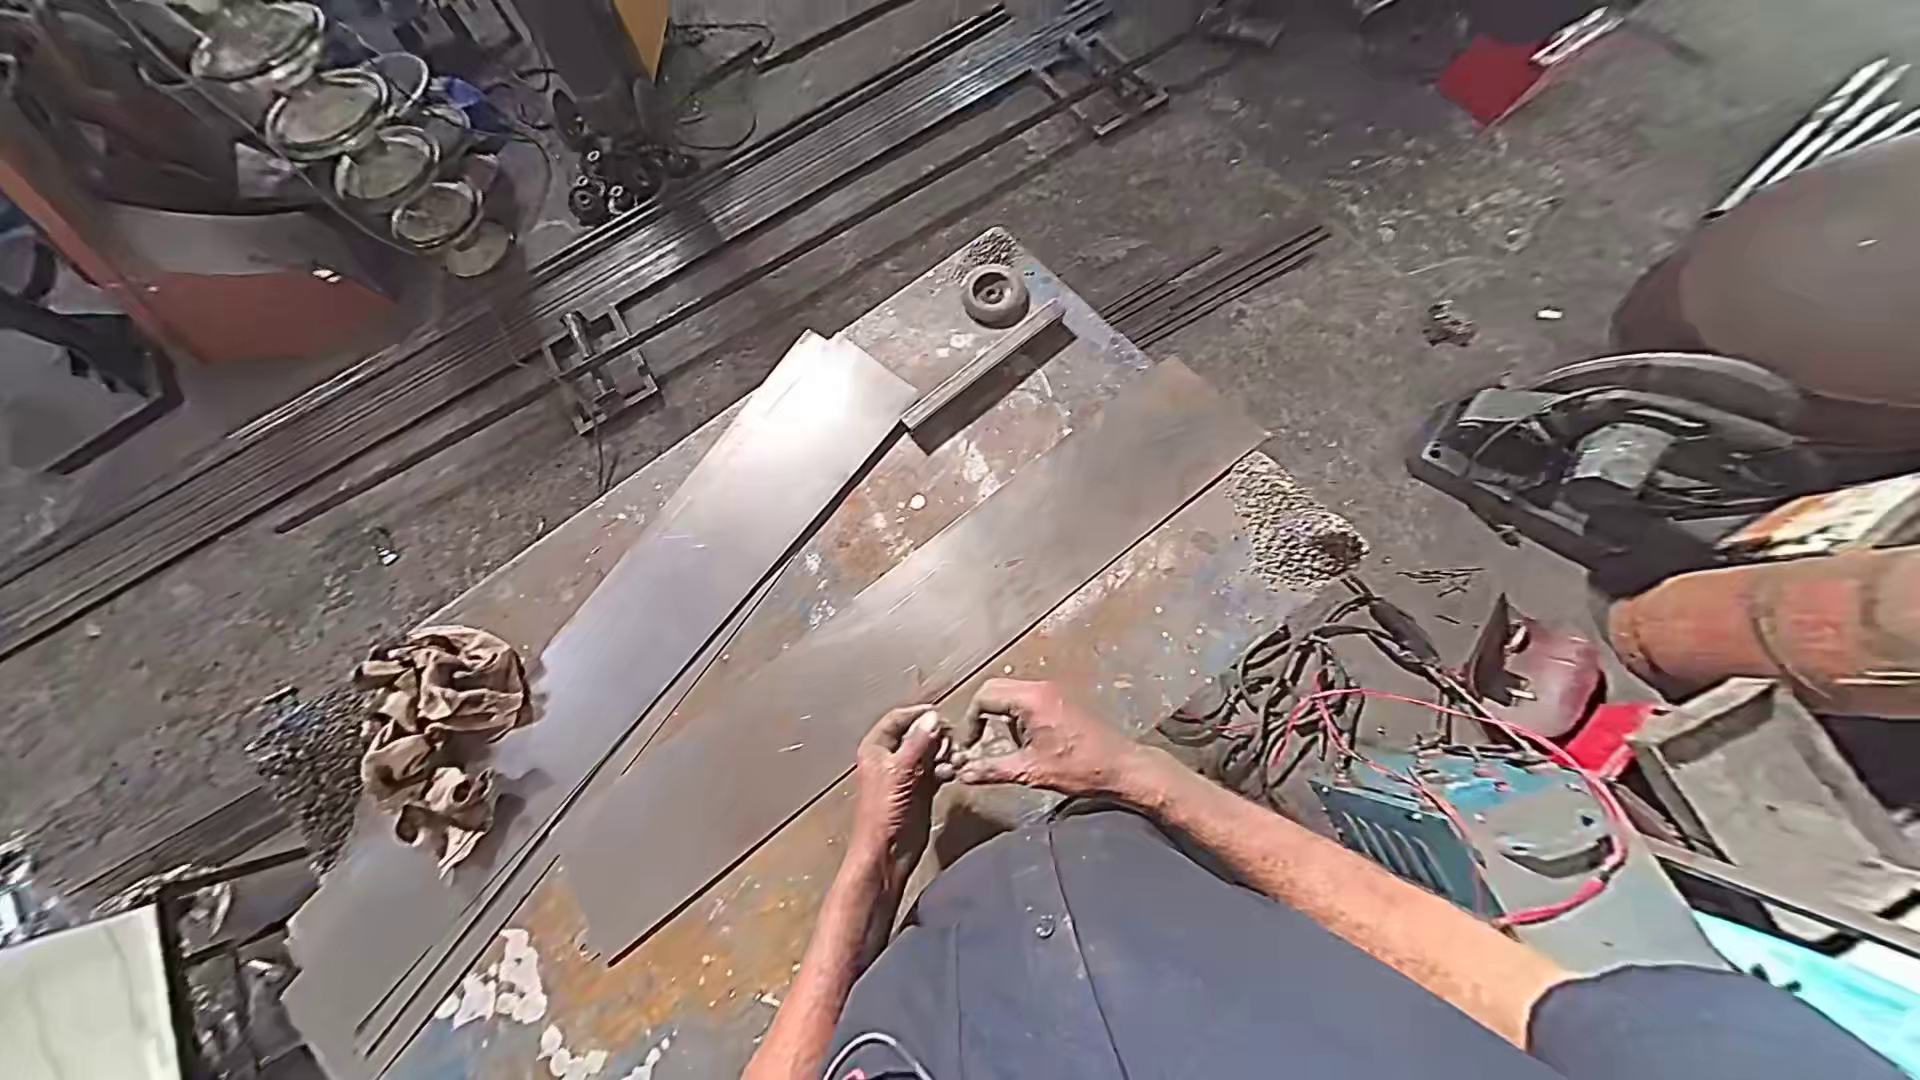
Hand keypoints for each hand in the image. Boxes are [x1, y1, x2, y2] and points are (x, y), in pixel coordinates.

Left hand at [851, 705, 946, 883]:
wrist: (887, 852)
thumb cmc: (884, 810)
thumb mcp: (901, 771)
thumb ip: (919, 742)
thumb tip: (934, 717)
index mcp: (876, 748)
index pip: (897, 718)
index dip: (917, 713)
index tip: (939, 712)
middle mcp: (890, 757)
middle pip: (916, 733)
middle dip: (935, 734)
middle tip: (951, 738)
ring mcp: (906, 773)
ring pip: (929, 751)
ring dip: (944, 752)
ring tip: (955, 757)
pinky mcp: (920, 788)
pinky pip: (936, 769)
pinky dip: (946, 767)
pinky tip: (953, 771)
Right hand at [948, 679, 1159, 800]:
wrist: (1122, 767)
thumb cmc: (1080, 768)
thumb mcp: (1031, 771)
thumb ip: (992, 769)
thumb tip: (962, 773)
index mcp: (1030, 699)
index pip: (983, 697)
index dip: (970, 721)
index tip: (969, 745)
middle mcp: (1040, 687)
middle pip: (994, 689)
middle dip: (980, 715)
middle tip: (977, 741)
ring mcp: (1052, 690)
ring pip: (1010, 692)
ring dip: (999, 714)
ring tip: (1002, 744)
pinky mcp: (1060, 698)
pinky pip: (1026, 697)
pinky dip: (1016, 713)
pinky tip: (1024, 739)